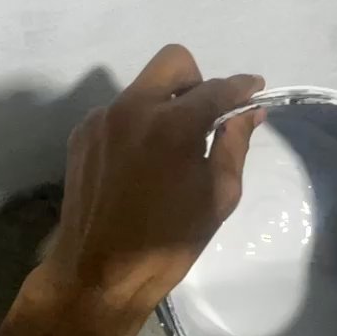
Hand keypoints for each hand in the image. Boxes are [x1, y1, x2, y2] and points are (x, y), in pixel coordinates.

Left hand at [27, 44, 264, 335]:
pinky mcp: (82, 133)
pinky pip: (119, 112)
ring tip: (169, 150)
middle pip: (173, 61)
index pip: (217, 88)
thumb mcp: (217, 196)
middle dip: (197, 81)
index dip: (241, 86)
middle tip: (205, 116)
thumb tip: (248, 111)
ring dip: (164, 105)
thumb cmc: (167, 241)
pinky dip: (137, 126)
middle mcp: (133, 108)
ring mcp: (102, 118)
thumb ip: (234, 144)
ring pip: (144, 87)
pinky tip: (139, 164)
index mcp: (172, 125)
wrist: (97, 274)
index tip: (254, 89)